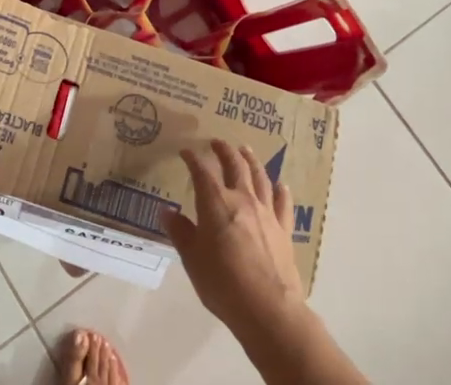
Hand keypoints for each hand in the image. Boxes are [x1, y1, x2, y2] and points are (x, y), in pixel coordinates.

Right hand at [166, 140, 305, 337]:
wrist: (267, 308)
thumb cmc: (222, 283)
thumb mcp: (192, 259)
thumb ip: (180, 232)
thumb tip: (166, 211)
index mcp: (216, 203)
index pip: (202, 172)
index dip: (193, 159)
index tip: (186, 152)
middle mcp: (243, 200)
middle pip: (235, 166)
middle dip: (224, 151)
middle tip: (217, 142)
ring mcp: (267, 213)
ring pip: (260, 178)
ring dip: (251, 160)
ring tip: (245, 150)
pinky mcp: (284, 230)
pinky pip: (283, 203)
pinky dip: (280, 191)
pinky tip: (280, 185)